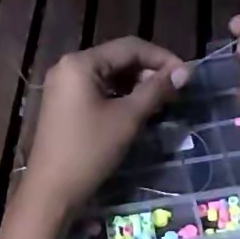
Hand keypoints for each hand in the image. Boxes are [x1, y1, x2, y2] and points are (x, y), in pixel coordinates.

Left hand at [25, 37, 188, 210]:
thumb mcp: (127, 118)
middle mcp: (68, 67)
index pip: (130, 47)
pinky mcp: (63, 106)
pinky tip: (137, 112)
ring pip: (108, 77)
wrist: (52, 191)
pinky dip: (119, 98)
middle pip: (118, 60)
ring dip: (136, 87)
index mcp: (80, 62)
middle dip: (148, 73)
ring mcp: (63, 87)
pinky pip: (97, 92)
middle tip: (175, 92)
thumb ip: (156, 91)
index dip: (162, 58)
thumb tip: (185, 71)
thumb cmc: (90, 151)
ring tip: (160, 103)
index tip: (187, 75)